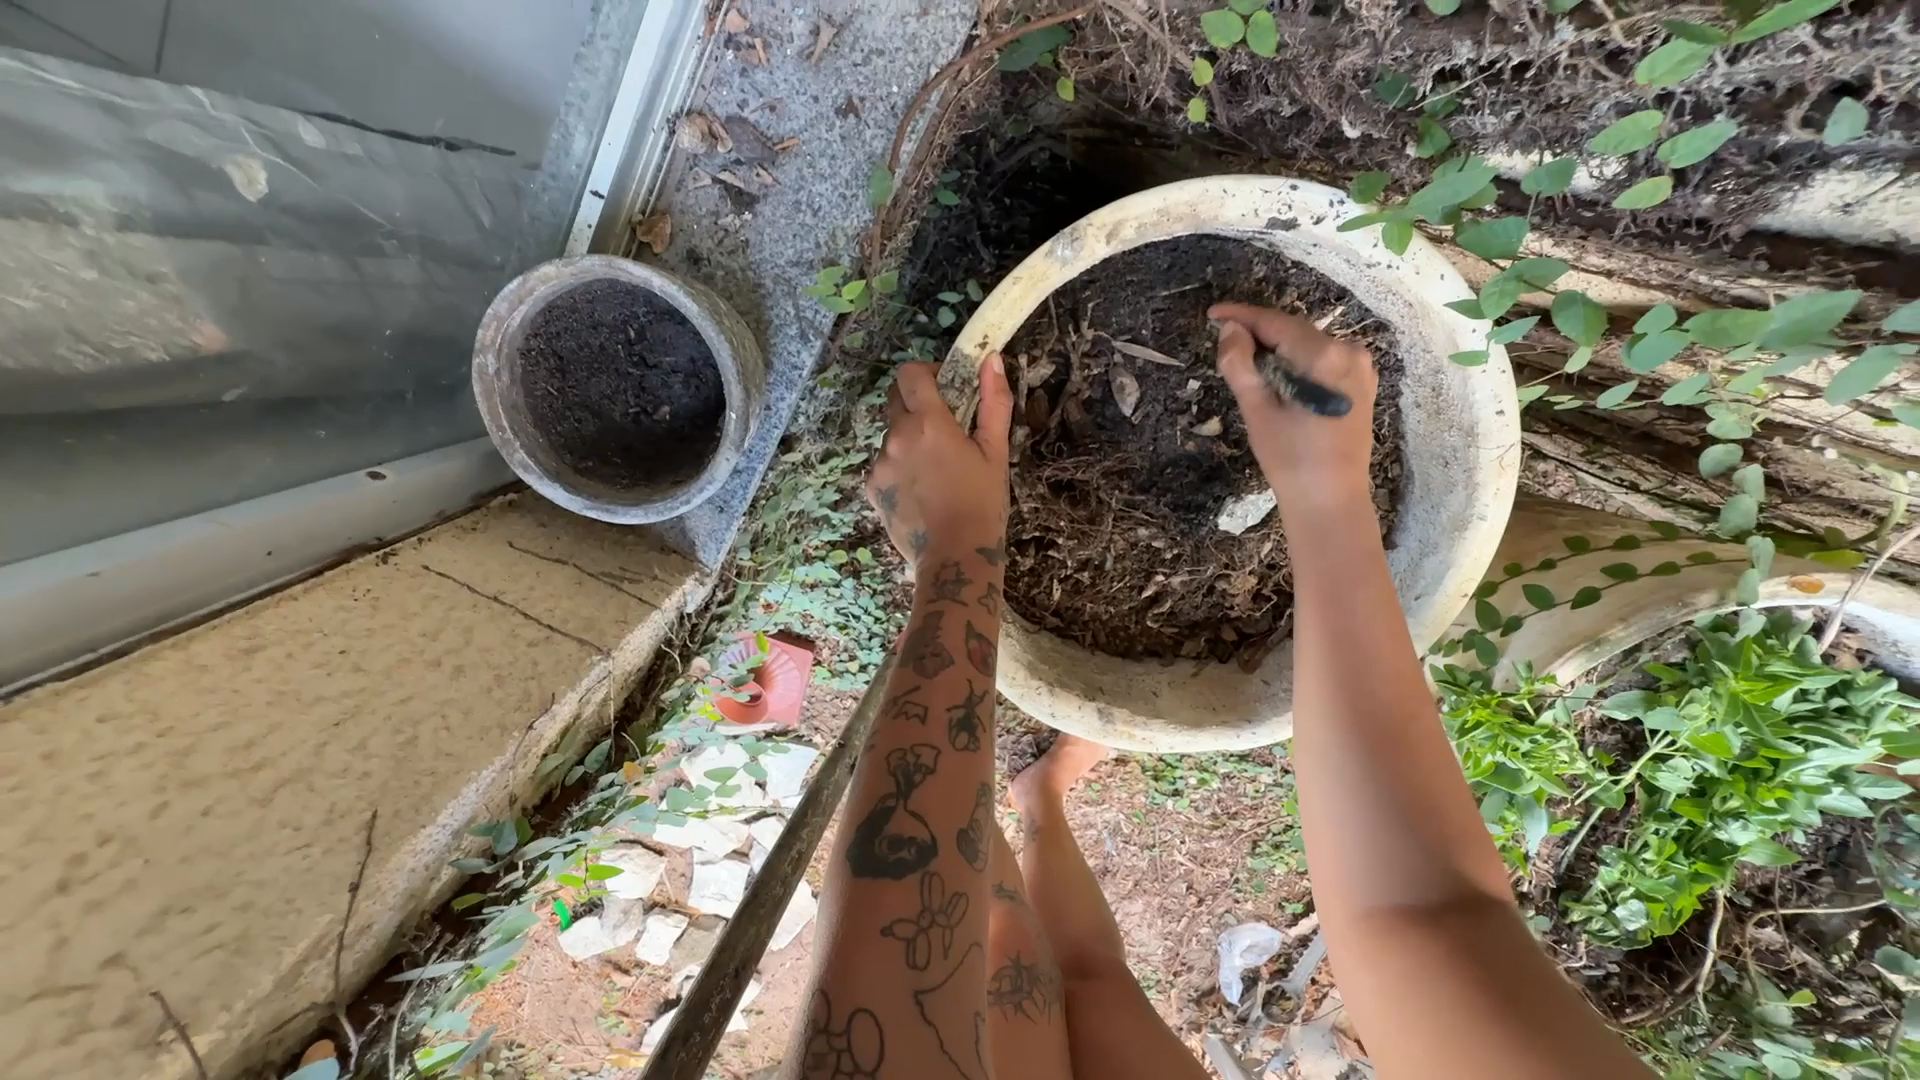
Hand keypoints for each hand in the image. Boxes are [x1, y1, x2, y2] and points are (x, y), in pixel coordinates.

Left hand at [865, 355, 1013, 566]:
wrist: (955, 557)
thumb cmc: (982, 504)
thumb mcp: (996, 452)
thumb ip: (994, 402)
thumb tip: (992, 360)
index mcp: (928, 422)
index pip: (910, 373)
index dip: (926, 373)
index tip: (944, 387)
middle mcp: (897, 437)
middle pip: (896, 400)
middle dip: (916, 405)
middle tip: (943, 430)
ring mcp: (880, 464)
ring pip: (891, 435)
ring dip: (909, 441)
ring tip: (935, 471)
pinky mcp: (871, 487)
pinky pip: (884, 464)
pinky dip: (899, 468)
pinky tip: (921, 491)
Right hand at [1211, 303, 1377, 508]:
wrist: (1330, 500)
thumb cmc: (1290, 459)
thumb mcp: (1257, 410)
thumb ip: (1240, 364)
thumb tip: (1230, 329)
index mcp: (1325, 356)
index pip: (1276, 323)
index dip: (1242, 316)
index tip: (1213, 314)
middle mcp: (1350, 352)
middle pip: (1294, 331)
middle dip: (1258, 332)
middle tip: (1223, 339)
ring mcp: (1361, 368)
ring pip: (1308, 345)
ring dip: (1276, 347)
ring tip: (1245, 358)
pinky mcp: (1361, 384)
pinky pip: (1323, 361)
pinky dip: (1296, 361)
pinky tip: (1276, 375)